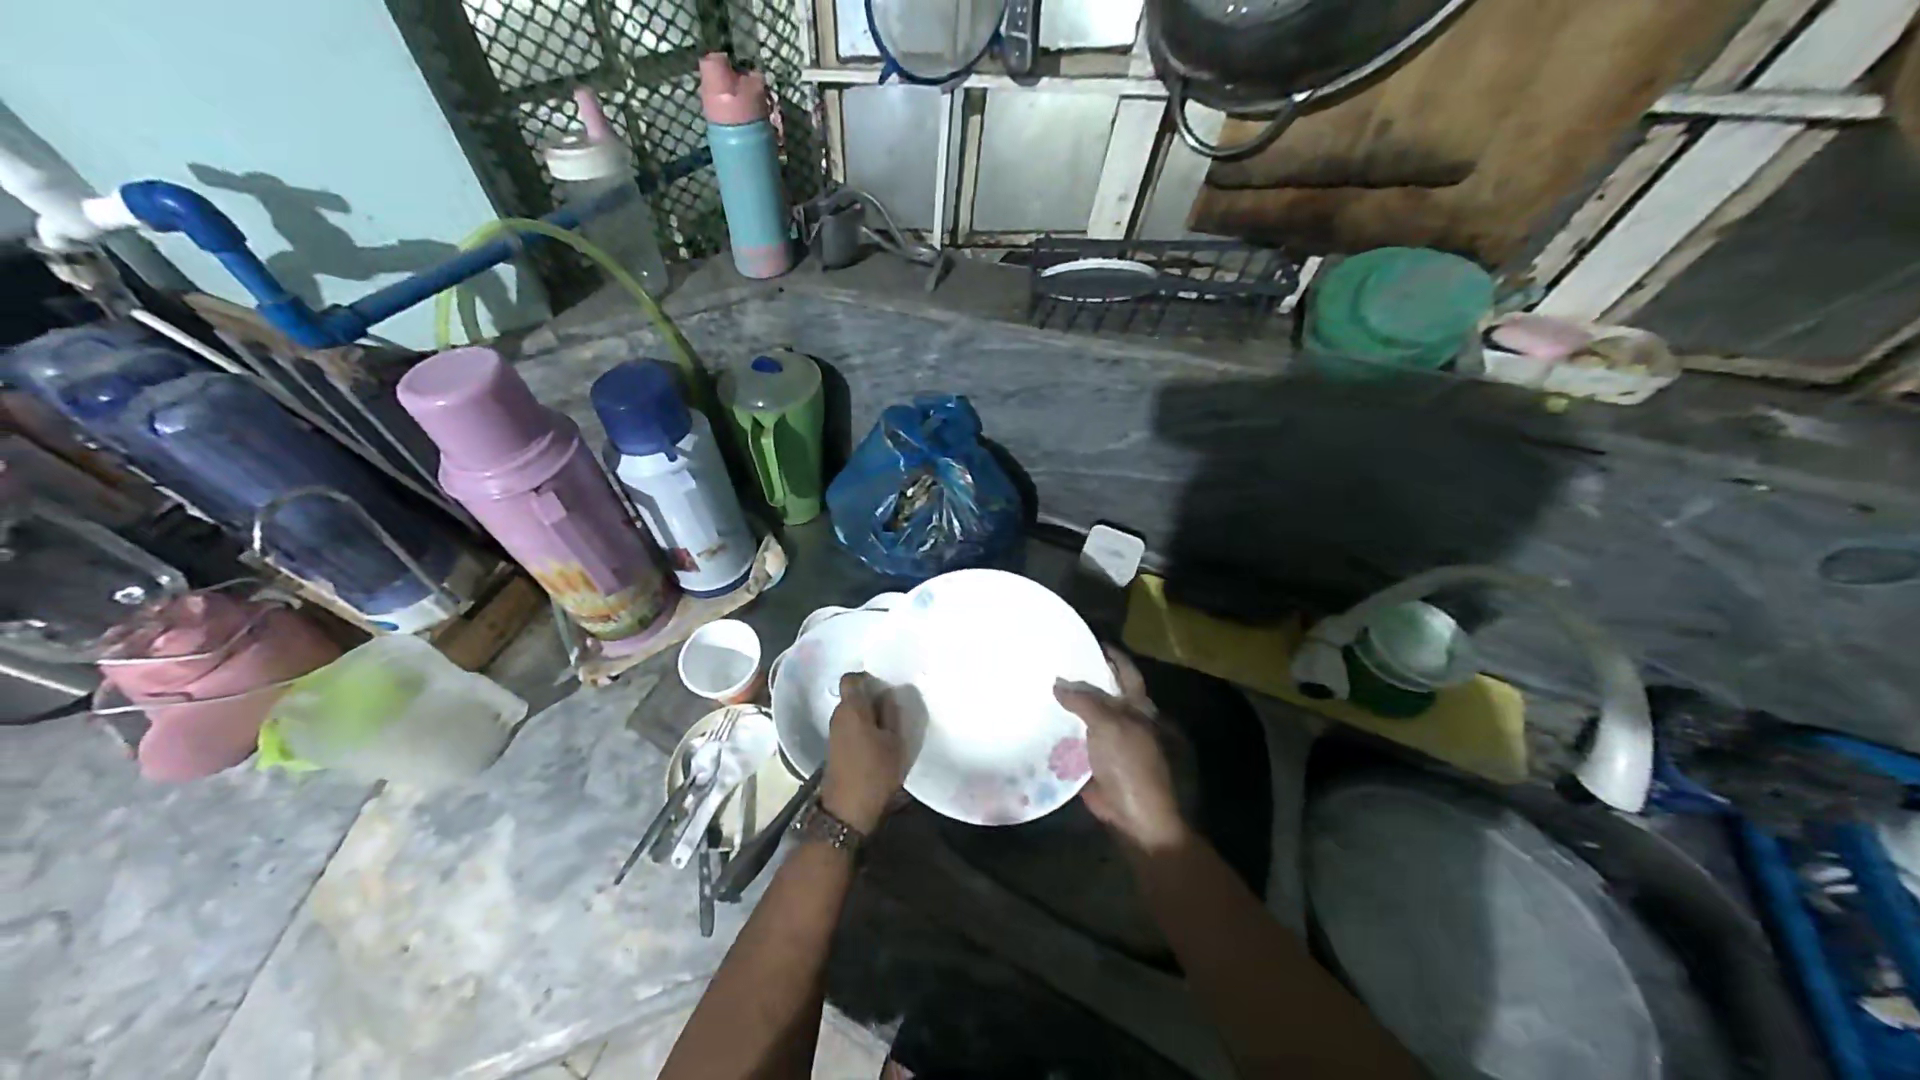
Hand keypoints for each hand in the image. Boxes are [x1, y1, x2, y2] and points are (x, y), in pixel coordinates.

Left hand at [820, 672, 905, 833]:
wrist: (848, 810)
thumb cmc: (875, 772)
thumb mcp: (895, 741)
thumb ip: (892, 713)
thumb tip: (888, 693)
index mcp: (852, 709)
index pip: (851, 679)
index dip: (867, 678)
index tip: (885, 687)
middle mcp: (838, 716)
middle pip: (852, 696)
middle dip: (871, 698)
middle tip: (894, 708)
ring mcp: (834, 733)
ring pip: (852, 713)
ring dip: (868, 715)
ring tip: (890, 726)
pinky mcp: (835, 748)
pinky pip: (850, 727)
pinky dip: (863, 729)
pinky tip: (879, 742)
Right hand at [1054, 646, 1187, 853]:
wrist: (1133, 815)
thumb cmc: (1131, 763)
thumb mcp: (1109, 724)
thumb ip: (1085, 700)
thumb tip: (1058, 683)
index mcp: (1139, 707)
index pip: (1126, 671)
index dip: (1111, 655)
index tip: (1088, 640)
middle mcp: (1125, 720)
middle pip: (1102, 692)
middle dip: (1081, 679)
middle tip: (1052, 662)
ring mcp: (1108, 742)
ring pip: (1085, 716)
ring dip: (1066, 705)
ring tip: (1038, 687)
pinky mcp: (1092, 761)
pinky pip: (1072, 740)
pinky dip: (1057, 731)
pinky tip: (1036, 721)